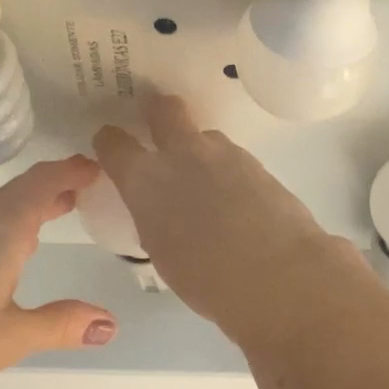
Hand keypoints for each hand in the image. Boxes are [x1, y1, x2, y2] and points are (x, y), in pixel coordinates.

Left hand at [0, 155, 116, 388]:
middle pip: (21, 189)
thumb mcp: (8, 339)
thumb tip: (110, 323)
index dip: (73, 170)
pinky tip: (8, 254)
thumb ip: (61, 325)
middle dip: (56, 185)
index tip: (101, 167)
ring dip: (30, 205)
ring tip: (59, 213)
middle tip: (90, 189)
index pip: (43, 181)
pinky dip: (6, 224)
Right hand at [93, 95, 372, 346]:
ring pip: (204, 138)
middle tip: (161, 135)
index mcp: (146, 179)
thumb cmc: (207, 279)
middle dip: (159, 114)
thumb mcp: (162, 252)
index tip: (112, 148)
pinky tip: (237, 202)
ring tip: (208, 188)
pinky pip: (232, 159)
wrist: (277, 273)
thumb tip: (164, 213)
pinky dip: (228, 173)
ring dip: (200, 153)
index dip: (111, 142)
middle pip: (165, 110)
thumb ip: (156, 220)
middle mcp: (182, 154)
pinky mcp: (258, 163)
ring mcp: (224, 153)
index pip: (114, 143)